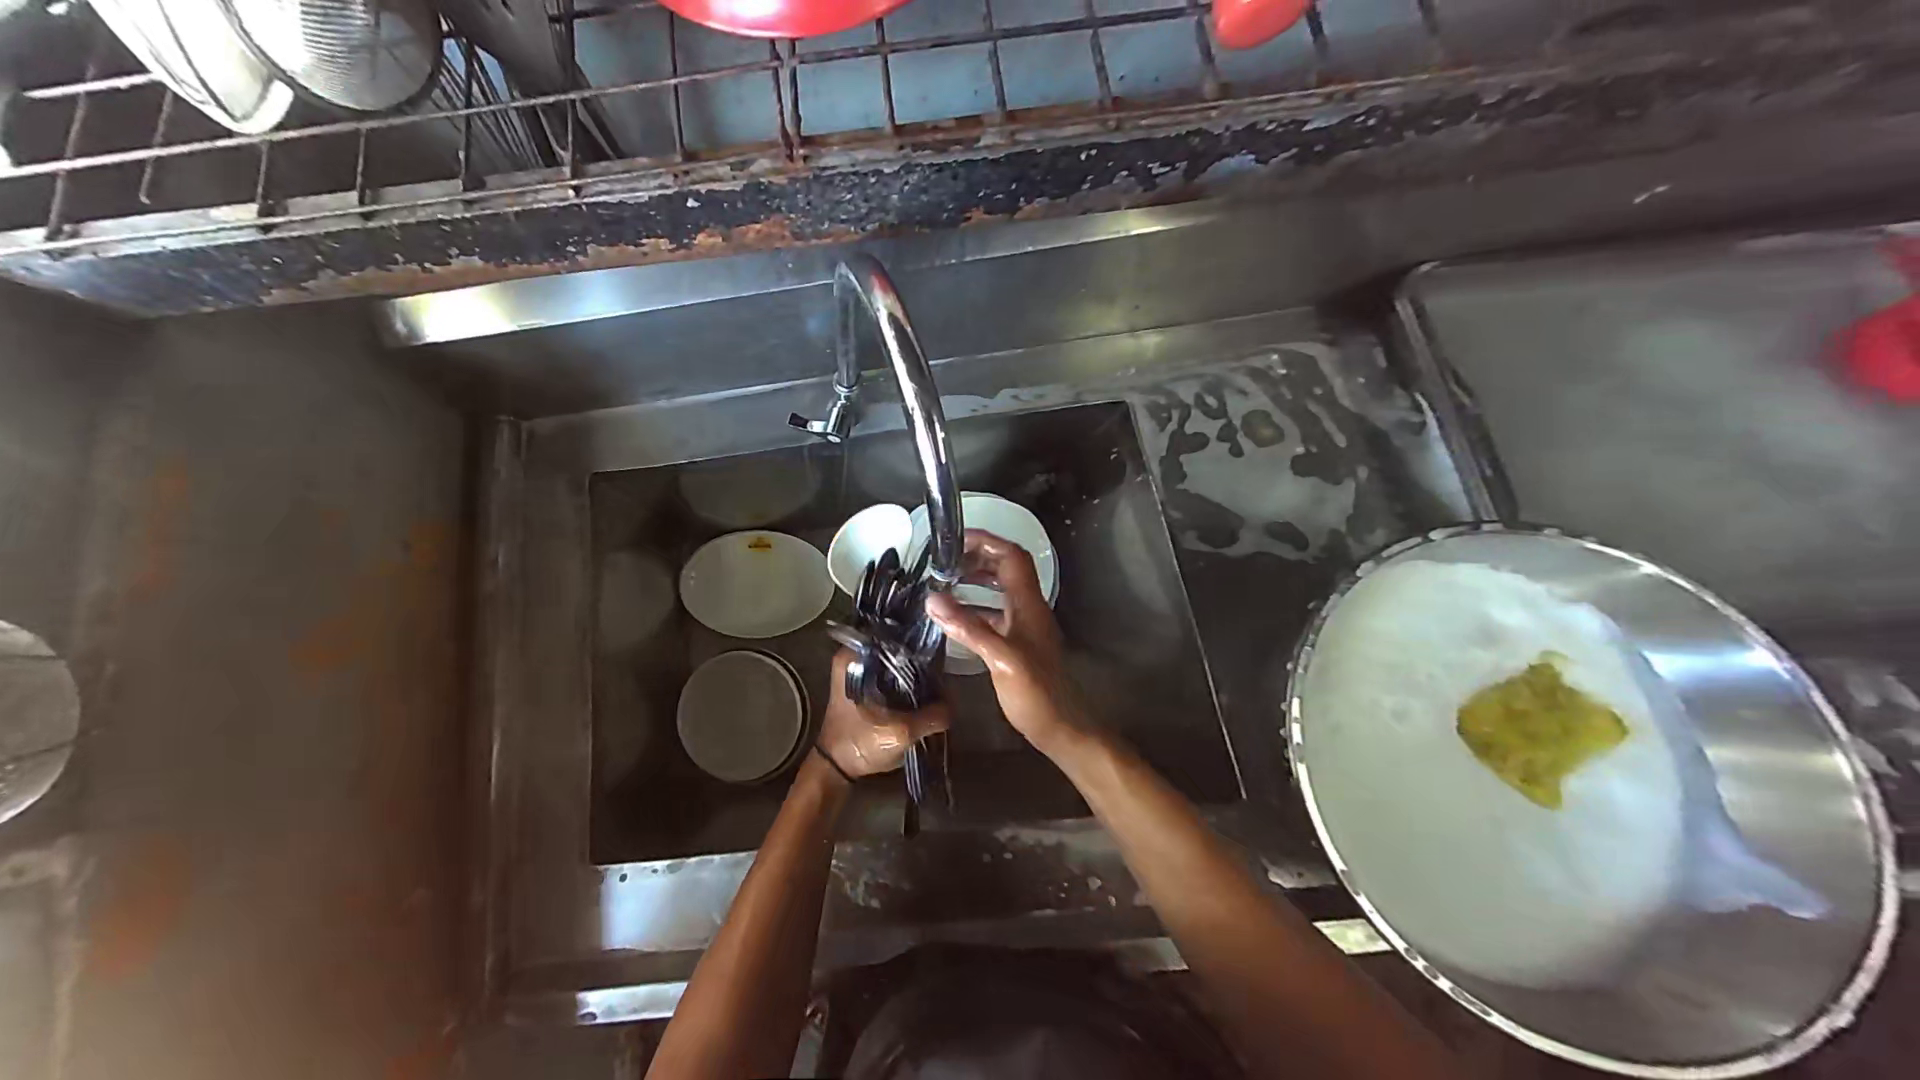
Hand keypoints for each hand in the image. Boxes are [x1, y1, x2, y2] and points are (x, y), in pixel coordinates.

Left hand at [818, 650, 949, 779]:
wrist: (835, 769)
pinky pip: (892, 673)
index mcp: (854, 656)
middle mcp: (854, 654)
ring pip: (896, 660)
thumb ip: (932, 715)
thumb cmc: (860, 746)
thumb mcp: (900, 733)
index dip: (920, 644)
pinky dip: (907, 681)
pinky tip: (924, 692)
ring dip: (915, 672)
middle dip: (920, 660)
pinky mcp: (864, 683)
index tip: (940, 655)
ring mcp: (858, 669)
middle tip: (942, 673)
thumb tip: (955, 702)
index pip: (895, 634)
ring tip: (937, 683)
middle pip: (897, 646)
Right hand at [925, 529, 1092, 757]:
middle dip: (977, 557)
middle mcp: (1029, 610)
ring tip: (944, 583)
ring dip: (975, 581)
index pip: (1011, 557)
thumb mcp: (1000, 659)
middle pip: (1006, 568)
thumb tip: (933, 599)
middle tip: (943, 561)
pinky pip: (996, 614)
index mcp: (1029, 605)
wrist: (1063, 729)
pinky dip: (975, 608)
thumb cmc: (1036, 694)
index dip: (985, 541)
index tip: (954, 540)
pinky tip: (955, 618)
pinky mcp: (1019, 645)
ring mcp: (1025, 628)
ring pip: (1000, 591)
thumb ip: (968, 628)